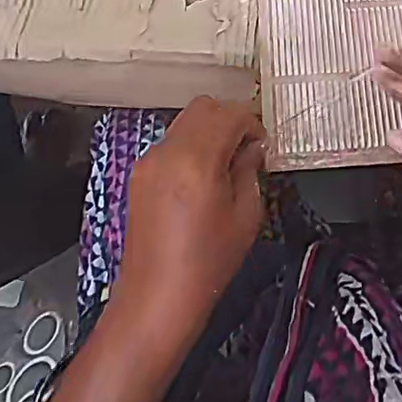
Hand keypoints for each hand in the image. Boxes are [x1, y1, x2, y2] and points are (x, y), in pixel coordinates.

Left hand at [118, 97, 265, 314]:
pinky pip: (170, 142)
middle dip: (229, 119)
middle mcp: (168, 152)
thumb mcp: (245, 215)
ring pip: (184, 121)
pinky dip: (190, 145)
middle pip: (203, 107)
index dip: (252, 124)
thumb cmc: (206, 262)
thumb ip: (249, 170)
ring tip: (225, 164)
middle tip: (246, 148)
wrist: (158, 295)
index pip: (229, 114)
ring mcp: (149, 161)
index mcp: (197, 161)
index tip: (262, 145)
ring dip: (209, 130)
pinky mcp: (139, 173)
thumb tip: (251, 148)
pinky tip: (202, 176)